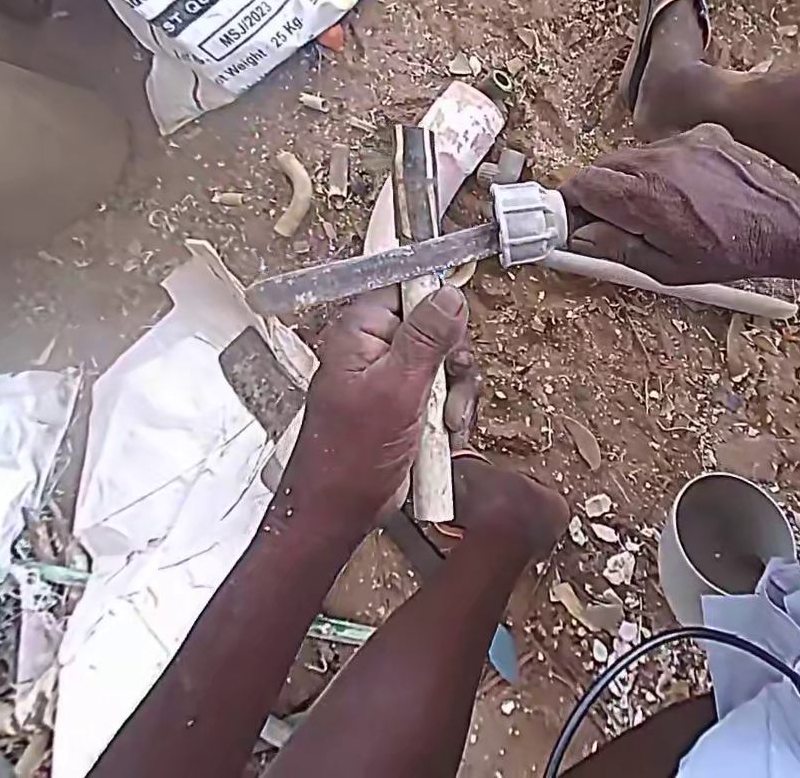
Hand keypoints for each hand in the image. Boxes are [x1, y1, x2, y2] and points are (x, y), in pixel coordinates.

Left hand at [285, 286, 469, 525]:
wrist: (343, 512)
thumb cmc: (351, 454)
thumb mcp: (396, 389)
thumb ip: (426, 338)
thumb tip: (450, 294)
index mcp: (361, 332)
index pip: (404, 288)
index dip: (435, 297)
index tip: (456, 319)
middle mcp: (378, 347)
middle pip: (436, 324)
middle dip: (452, 357)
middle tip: (449, 380)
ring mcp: (395, 374)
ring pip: (448, 359)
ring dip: (456, 389)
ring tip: (445, 418)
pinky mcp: (411, 400)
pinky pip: (448, 388)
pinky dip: (454, 408)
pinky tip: (445, 429)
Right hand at [562, 124, 799, 285]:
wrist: (788, 224)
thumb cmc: (732, 253)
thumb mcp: (667, 269)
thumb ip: (617, 248)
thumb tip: (583, 236)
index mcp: (644, 197)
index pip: (582, 185)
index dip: (571, 203)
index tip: (573, 217)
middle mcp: (658, 161)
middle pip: (603, 167)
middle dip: (598, 192)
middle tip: (608, 217)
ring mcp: (683, 142)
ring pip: (632, 155)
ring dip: (629, 179)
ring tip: (652, 207)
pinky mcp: (704, 133)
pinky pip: (665, 147)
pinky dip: (662, 165)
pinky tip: (683, 189)